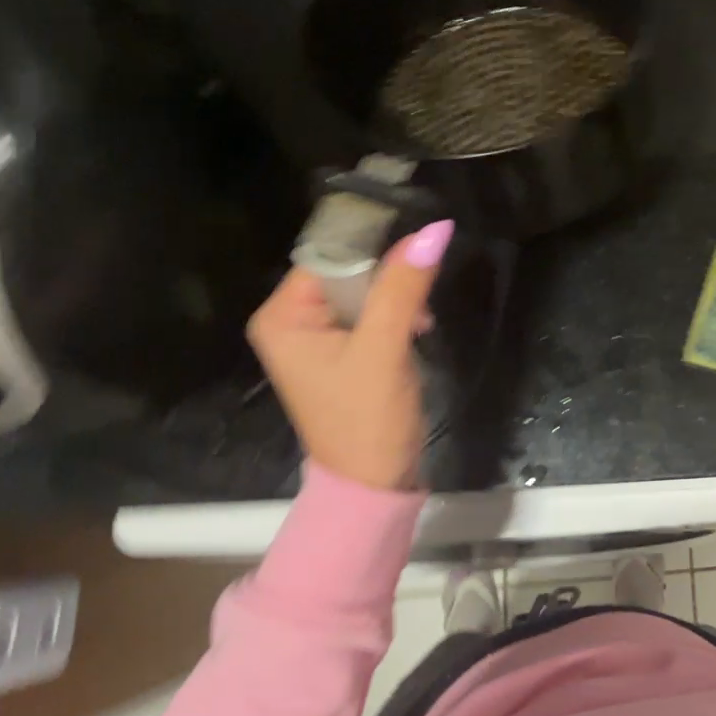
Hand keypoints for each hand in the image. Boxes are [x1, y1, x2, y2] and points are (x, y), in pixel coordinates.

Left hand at [247, 220, 453, 491]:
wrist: (374, 486)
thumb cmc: (368, 418)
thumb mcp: (385, 348)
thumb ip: (404, 287)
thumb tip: (434, 229)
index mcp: (281, 317)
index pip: (328, 256)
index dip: (372, 247)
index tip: (416, 247)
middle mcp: (289, 322)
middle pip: (345, 272)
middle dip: (388, 280)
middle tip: (421, 297)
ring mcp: (314, 340)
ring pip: (362, 293)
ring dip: (396, 300)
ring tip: (420, 324)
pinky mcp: (340, 355)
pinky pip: (368, 315)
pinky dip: (395, 317)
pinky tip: (416, 332)